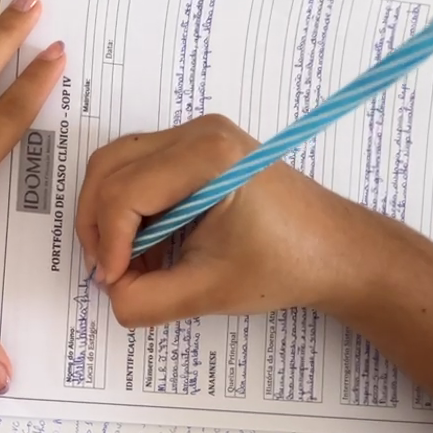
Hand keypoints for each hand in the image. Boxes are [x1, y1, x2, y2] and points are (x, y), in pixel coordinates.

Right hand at [74, 114, 393, 328]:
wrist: (335, 251)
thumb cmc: (285, 266)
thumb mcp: (208, 292)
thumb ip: (144, 300)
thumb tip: (108, 293)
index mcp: (208, 156)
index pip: (124, 193)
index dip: (108, 244)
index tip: (114, 283)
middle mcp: (197, 132)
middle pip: (108, 170)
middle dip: (97, 225)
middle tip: (108, 272)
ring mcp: (194, 136)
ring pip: (114, 167)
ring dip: (107, 217)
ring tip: (125, 262)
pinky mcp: (193, 150)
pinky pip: (135, 172)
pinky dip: (126, 212)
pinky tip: (145, 249)